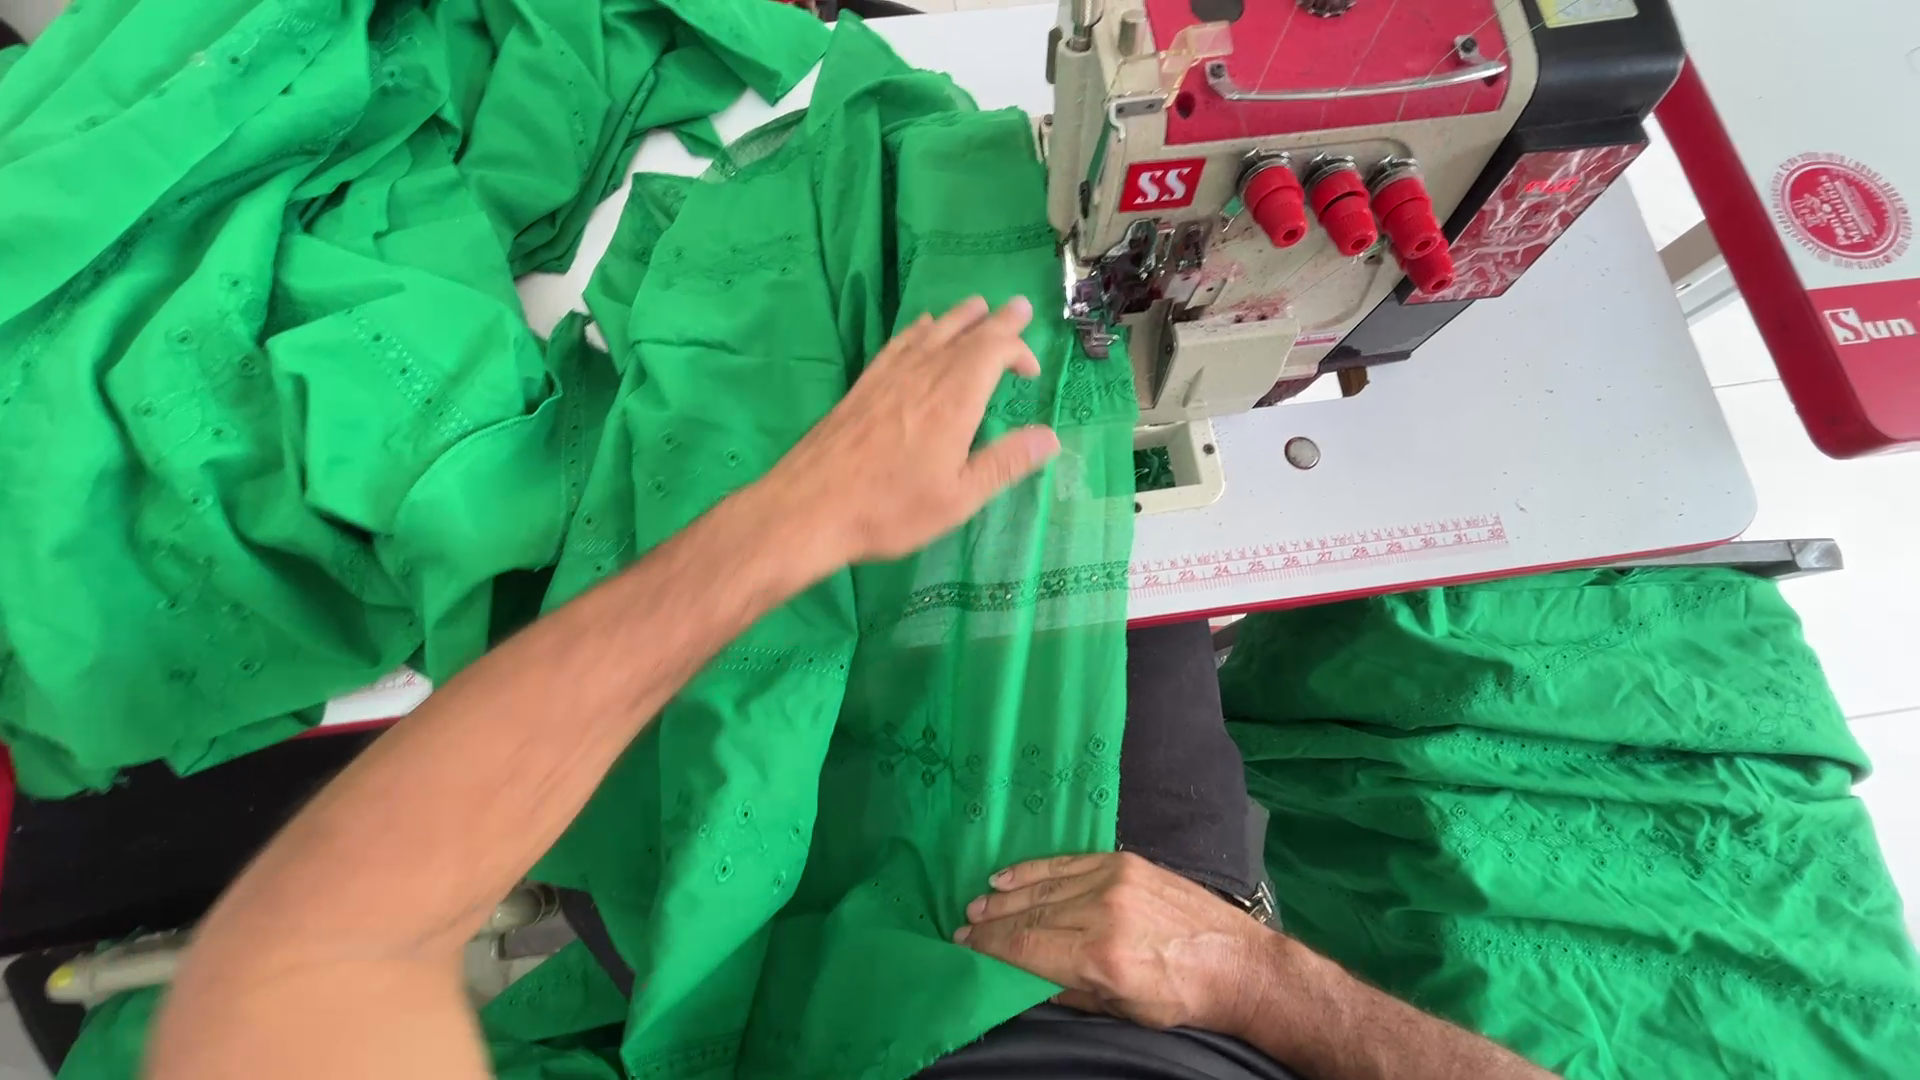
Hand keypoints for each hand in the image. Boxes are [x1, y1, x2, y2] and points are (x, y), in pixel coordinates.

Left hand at [761, 296, 1060, 565]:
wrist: (811, 506)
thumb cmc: (891, 508)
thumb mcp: (959, 497)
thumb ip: (1005, 463)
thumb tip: (1050, 437)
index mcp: (954, 399)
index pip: (994, 352)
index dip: (1018, 351)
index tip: (1030, 372)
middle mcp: (924, 375)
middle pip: (967, 334)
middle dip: (997, 321)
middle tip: (1019, 308)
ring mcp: (890, 375)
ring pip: (933, 331)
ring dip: (961, 318)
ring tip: (978, 308)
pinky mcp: (864, 384)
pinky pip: (900, 342)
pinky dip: (920, 330)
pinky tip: (922, 329)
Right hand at [954, 852, 1282, 1034]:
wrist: (1235, 959)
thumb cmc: (1180, 997)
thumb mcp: (1125, 1010)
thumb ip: (1071, 990)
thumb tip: (1024, 976)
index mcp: (1103, 958)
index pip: (1030, 948)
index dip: (992, 947)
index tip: (965, 946)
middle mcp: (1103, 913)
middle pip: (1032, 915)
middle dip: (993, 922)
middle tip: (963, 925)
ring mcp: (1113, 880)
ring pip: (1045, 886)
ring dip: (1006, 895)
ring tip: (978, 902)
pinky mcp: (1123, 861)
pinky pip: (1066, 862)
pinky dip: (1034, 869)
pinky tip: (1009, 876)